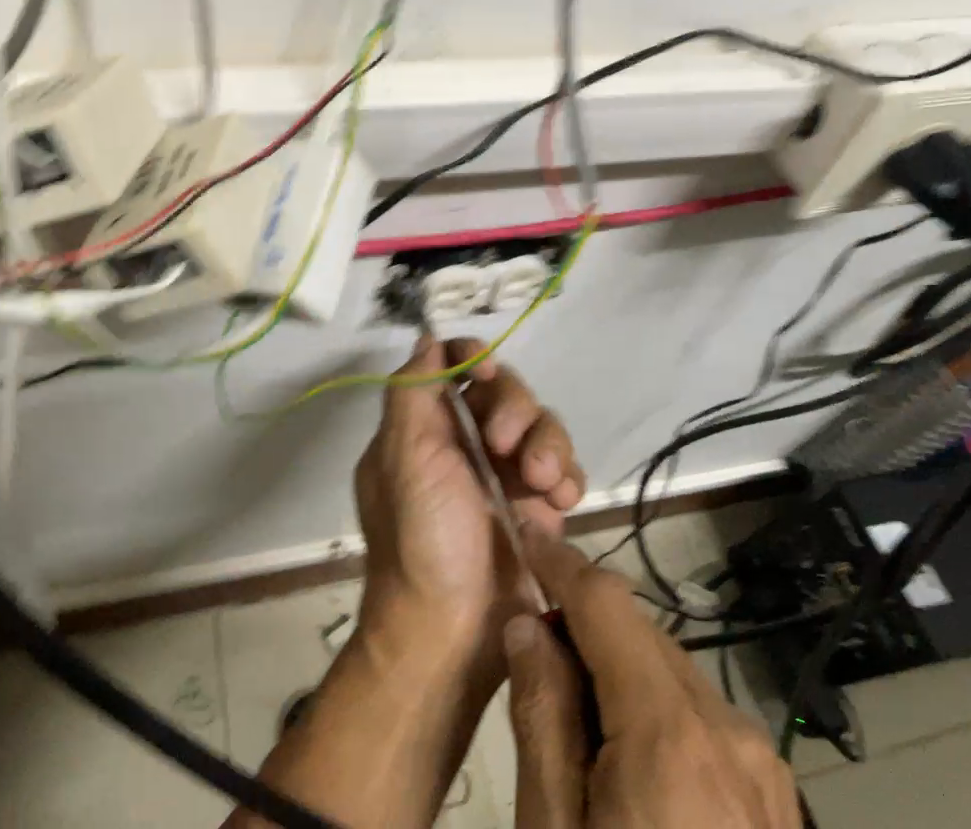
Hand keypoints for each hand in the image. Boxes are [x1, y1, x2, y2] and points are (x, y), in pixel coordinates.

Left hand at [354, 338, 586, 659]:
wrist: (452, 631)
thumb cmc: (420, 538)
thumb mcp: (403, 457)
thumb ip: (412, 392)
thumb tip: (426, 338)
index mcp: (425, 429)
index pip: (452, 368)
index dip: (473, 358)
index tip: (485, 371)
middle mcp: (465, 445)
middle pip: (506, 392)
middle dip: (516, 412)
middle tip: (508, 452)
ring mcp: (503, 477)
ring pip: (542, 430)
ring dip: (549, 448)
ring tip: (543, 488)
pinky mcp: (537, 509)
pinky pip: (564, 473)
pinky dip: (568, 480)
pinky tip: (561, 505)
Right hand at [504, 523, 800, 828]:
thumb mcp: (553, 826)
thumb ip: (542, 714)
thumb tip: (527, 625)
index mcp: (669, 734)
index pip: (609, 608)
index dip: (564, 566)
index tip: (527, 536)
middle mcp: (729, 731)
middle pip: (643, 638)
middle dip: (585, 622)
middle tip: (528, 638)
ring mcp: (762, 766)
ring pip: (675, 677)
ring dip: (619, 667)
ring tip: (568, 706)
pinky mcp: (774, 796)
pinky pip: (703, 721)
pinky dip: (655, 708)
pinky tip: (622, 754)